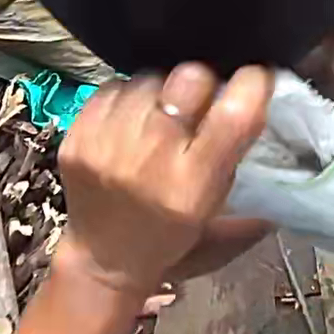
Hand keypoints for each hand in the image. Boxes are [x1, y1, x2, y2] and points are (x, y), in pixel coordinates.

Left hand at [57, 64, 271, 298]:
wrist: (105, 256)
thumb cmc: (173, 230)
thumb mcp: (216, 198)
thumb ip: (234, 148)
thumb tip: (255, 89)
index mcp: (193, 183)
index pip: (234, 113)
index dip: (251, 84)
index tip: (254, 78)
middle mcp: (150, 160)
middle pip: (189, 78)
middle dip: (201, 81)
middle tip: (199, 99)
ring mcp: (107, 145)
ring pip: (150, 77)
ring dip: (162, 90)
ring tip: (159, 115)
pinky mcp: (78, 136)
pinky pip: (115, 86)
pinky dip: (129, 97)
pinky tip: (132, 120)